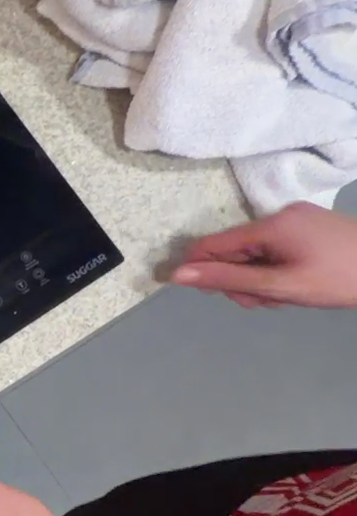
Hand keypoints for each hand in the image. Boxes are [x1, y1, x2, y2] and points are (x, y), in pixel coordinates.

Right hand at [171, 202, 356, 309]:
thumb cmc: (341, 278)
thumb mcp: (277, 284)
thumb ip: (224, 278)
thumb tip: (174, 274)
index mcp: (272, 225)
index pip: (209, 246)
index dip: (201, 271)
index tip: (219, 293)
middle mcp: (282, 215)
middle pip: (229, 251)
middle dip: (236, 279)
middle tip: (260, 299)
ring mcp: (297, 219)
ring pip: (249, 254)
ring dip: (253, 278)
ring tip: (279, 294)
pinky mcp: (308, 227)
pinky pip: (270, 249)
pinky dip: (270, 269)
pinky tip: (289, 282)